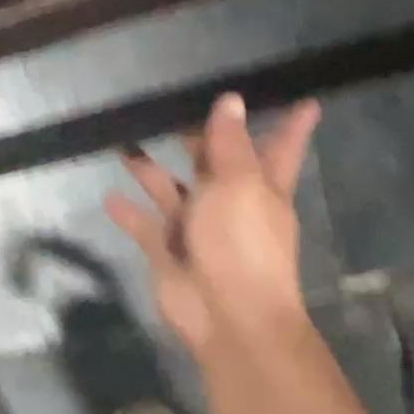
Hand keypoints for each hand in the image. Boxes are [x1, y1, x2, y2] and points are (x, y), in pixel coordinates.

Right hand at [105, 94, 321, 353]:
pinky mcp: (166, 249)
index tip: (305, 100)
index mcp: (262, 188)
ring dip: (149, 170)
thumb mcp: (239, 184)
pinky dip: (127, 211)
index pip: (280, 149)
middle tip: (171, 107)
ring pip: (171, 190)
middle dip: (199, 140)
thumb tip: (231, 101)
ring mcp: (196, 228)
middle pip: (214, 164)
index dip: (292, 127)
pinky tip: (108, 196)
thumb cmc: (241, 243)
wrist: (225, 313)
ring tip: (122, 142)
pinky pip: (143, 224)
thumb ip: (228, 144)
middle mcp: (230, 204)